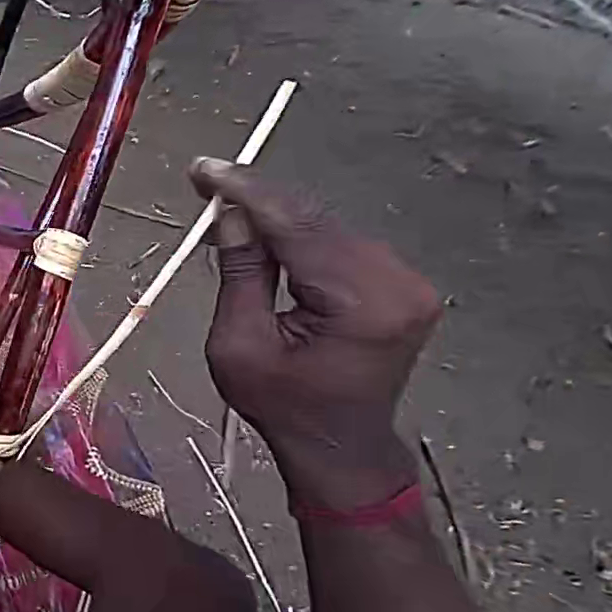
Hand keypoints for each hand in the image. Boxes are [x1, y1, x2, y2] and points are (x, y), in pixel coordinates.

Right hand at [190, 158, 441, 509]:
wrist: (336, 442)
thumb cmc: (279, 402)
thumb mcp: (239, 343)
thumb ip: (241, 274)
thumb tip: (232, 215)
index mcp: (361, 303)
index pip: (298, 228)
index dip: (248, 192)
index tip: (205, 169)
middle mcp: (398, 283)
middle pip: (316, 221)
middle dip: (258, 200)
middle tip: (204, 183)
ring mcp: (406, 282)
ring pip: (327, 228)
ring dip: (274, 216)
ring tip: (224, 212)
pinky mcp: (399, 285)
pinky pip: (339, 244)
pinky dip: (296, 233)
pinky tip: (262, 233)